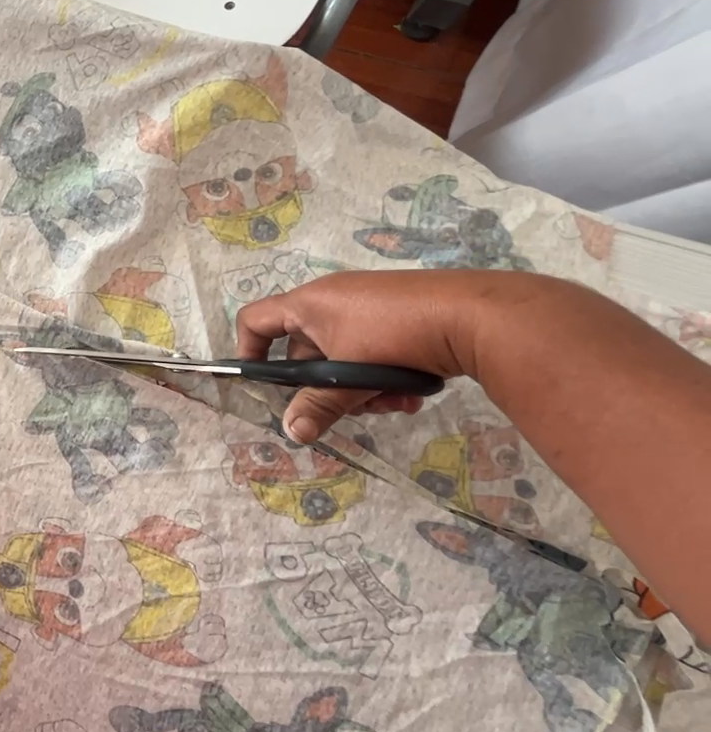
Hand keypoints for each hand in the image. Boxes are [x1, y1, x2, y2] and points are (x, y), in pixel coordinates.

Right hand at [236, 270, 500, 442]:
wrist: (483, 315)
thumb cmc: (397, 336)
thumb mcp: (352, 376)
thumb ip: (319, 405)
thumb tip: (292, 432)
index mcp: (308, 304)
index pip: (255, 320)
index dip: (248, 349)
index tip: (260, 381)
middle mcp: (333, 298)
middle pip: (306, 348)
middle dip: (325, 383)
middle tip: (347, 406)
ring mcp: (370, 304)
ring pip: (345, 353)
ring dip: (360, 385)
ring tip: (391, 402)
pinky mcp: (403, 312)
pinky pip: (376, 346)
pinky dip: (385, 372)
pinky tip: (412, 393)